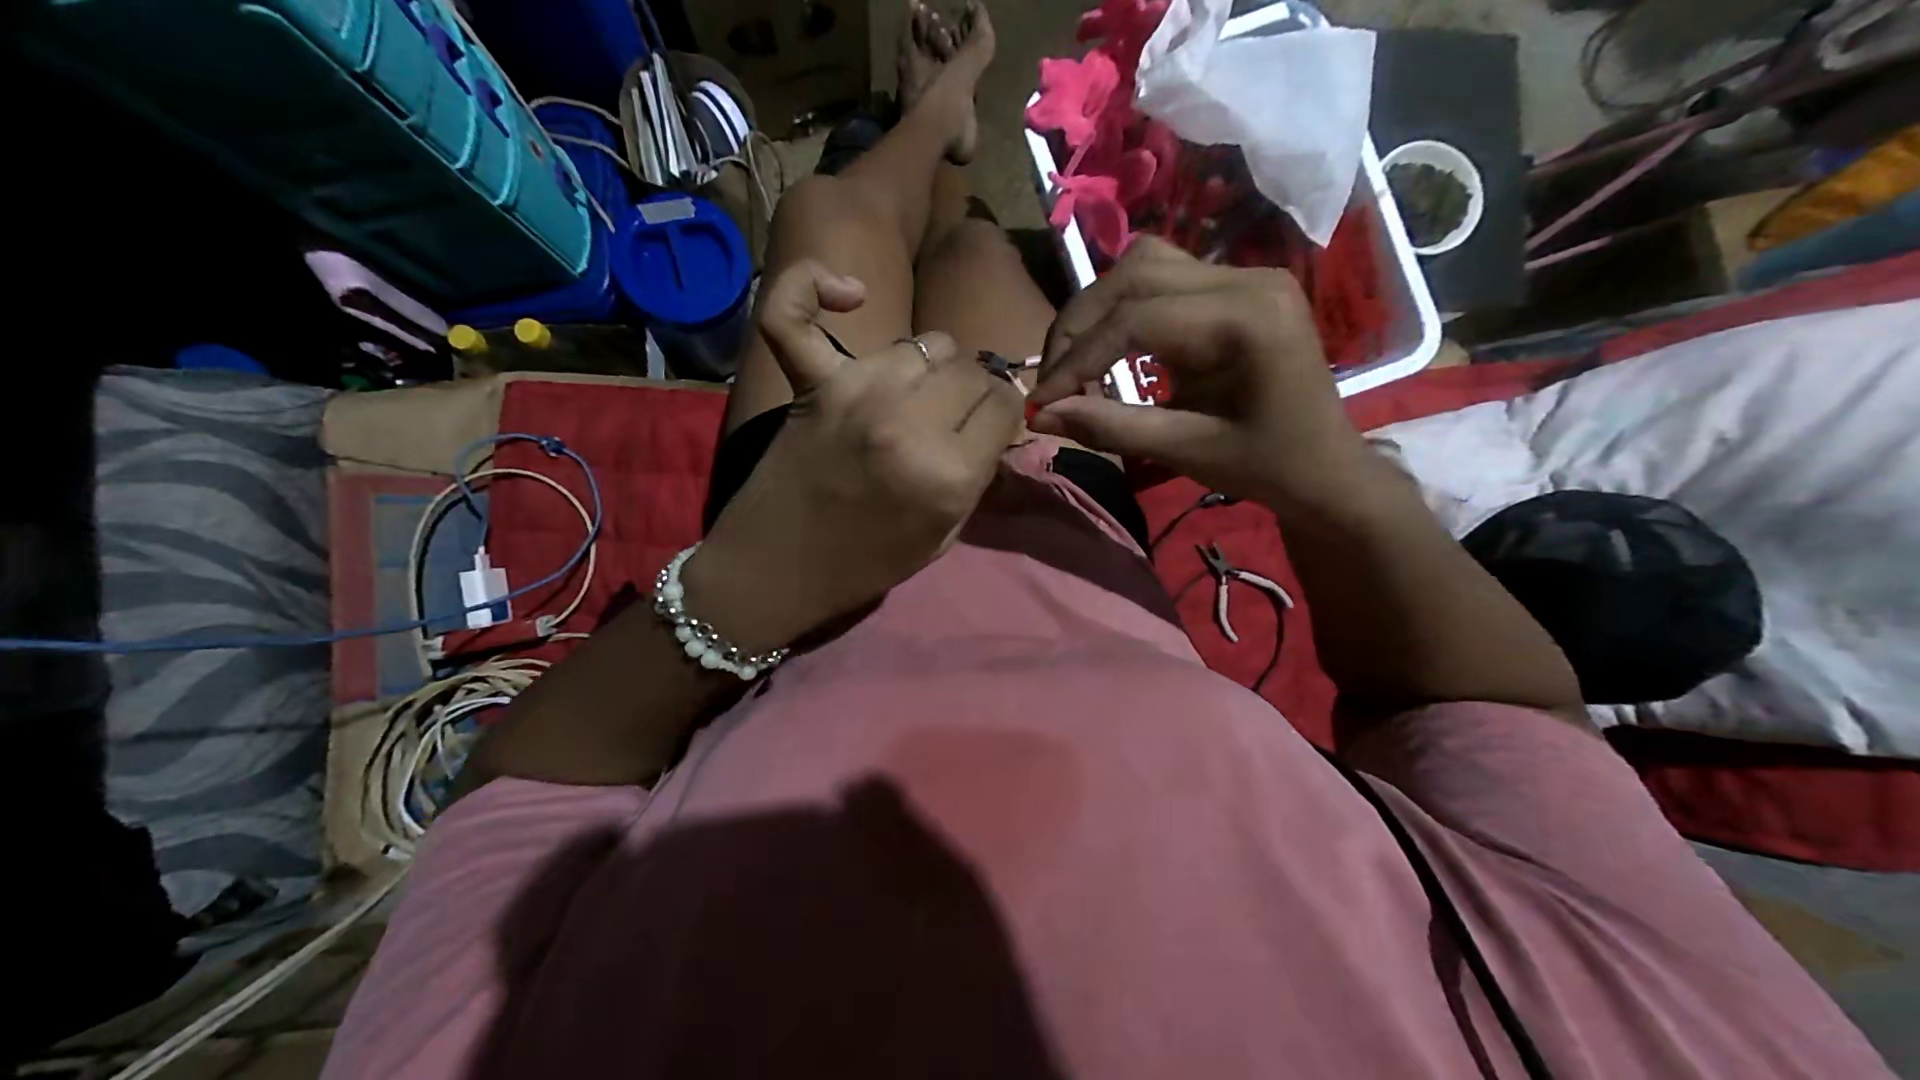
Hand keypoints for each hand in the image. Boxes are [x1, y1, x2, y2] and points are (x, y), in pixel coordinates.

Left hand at [684, 261, 1023, 650]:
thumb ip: (979, 473)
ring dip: (930, 368)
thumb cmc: (868, 564)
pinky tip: (849, 294)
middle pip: (971, 370)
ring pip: (923, 345)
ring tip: (914, 398)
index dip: (1004, 417)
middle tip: (955, 419)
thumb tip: (1000, 422)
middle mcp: (907, 420)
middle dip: (975, 393)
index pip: (1004, 404)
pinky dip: (814, 287)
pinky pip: (796, 313)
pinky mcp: (809, 383)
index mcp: (947, 471)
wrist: (779, 569)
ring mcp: (855, 392)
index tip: (991, 430)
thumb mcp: (945, 534)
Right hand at [1027, 237, 1371, 506]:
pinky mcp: (1235, 286)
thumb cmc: (1268, 466)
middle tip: (1052, 380)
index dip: (1077, 359)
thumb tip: (1041, 415)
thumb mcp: (1188, 451)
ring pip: (1143, 264)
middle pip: (1133, 275)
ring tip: (1074, 358)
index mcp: (1247, 319)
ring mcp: (1243, 275)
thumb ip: (1112, 426)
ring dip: (1097, 308)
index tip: (1041, 401)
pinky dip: (1123, 306)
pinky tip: (1111, 344)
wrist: (1328, 468)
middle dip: (1078, 326)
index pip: (1136, 319)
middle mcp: (1247, 278)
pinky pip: (1162, 276)